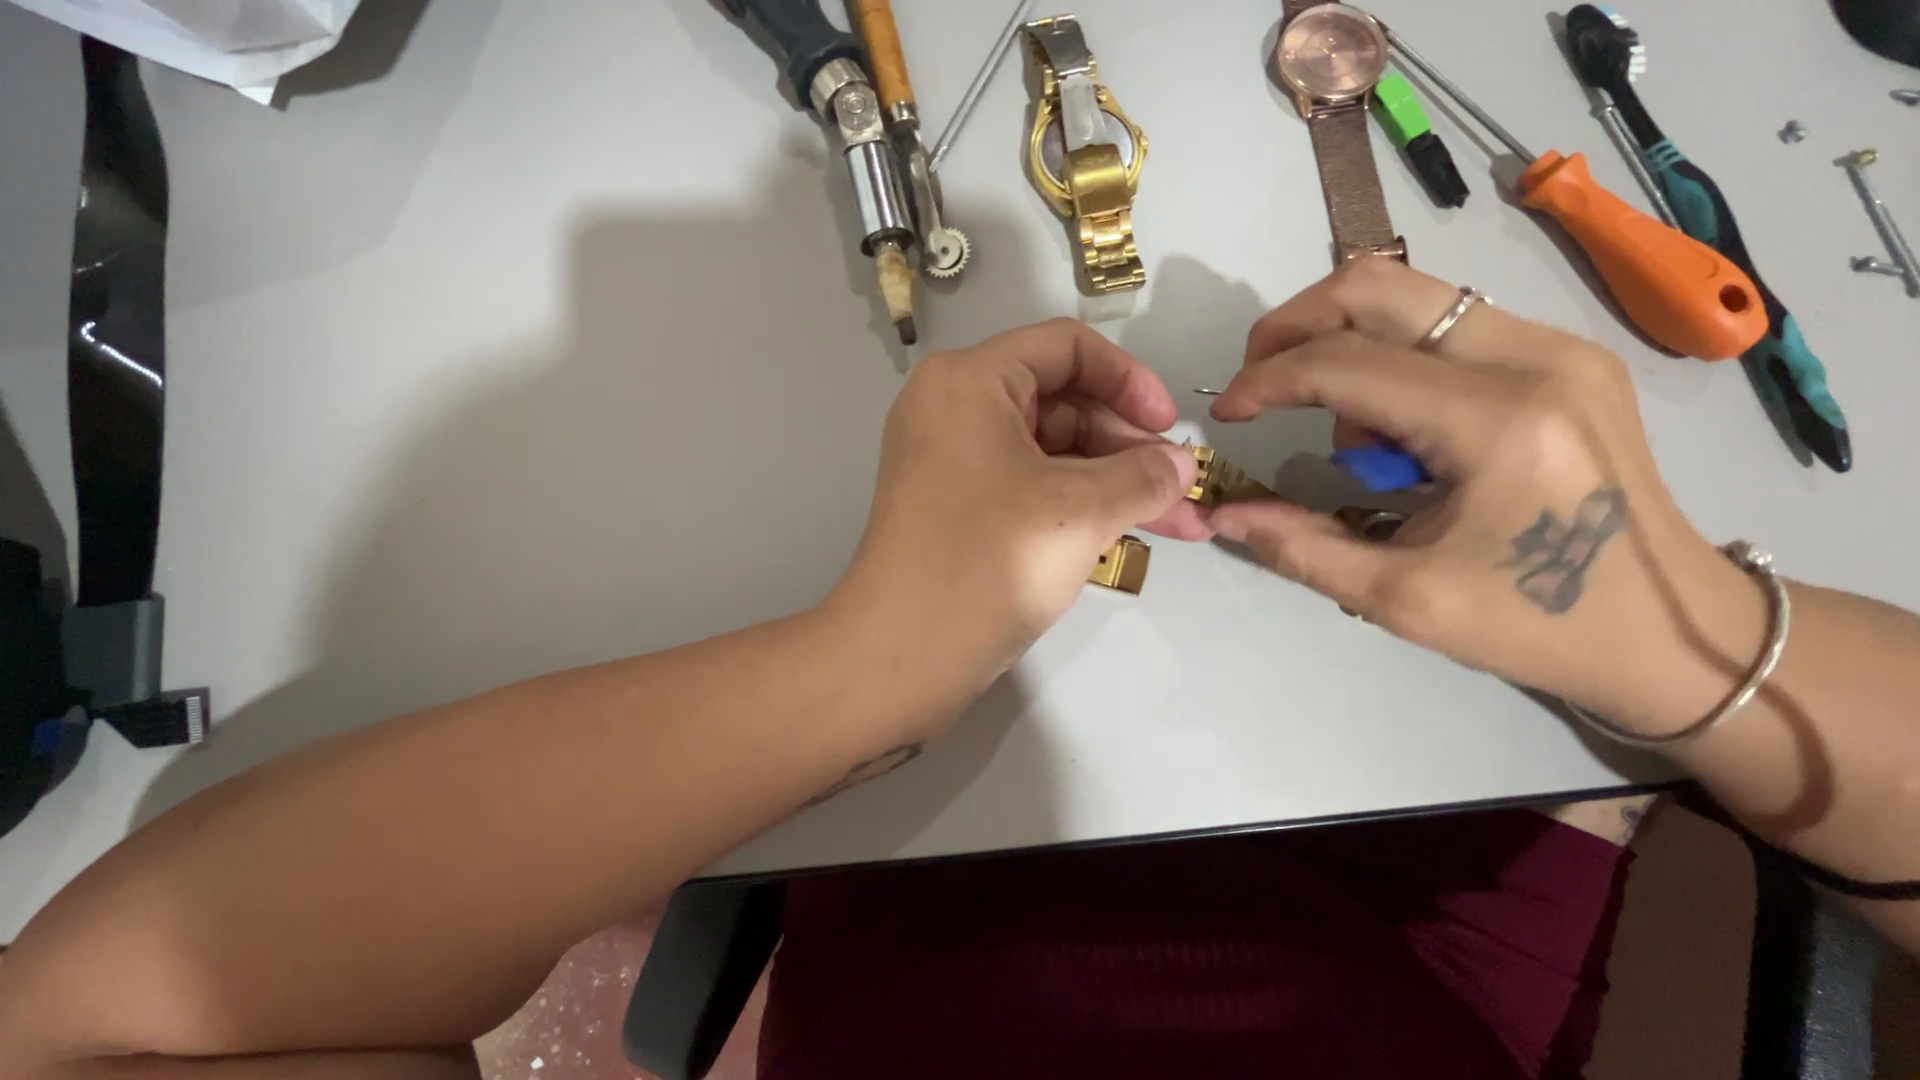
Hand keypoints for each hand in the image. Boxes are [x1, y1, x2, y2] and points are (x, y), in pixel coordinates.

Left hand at [834, 319, 1209, 689]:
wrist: (903, 655)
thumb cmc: (989, 561)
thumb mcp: (1081, 510)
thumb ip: (1144, 475)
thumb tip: (1182, 464)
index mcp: (971, 381)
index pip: (1066, 347)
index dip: (1129, 379)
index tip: (1167, 427)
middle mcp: (954, 410)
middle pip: (1062, 401)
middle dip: (1130, 445)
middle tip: (1182, 489)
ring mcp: (953, 463)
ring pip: (1052, 453)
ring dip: (1115, 483)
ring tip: (1181, 523)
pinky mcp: (959, 510)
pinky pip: (1031, 487)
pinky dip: (1080, 505)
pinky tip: (1134, 532)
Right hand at [1208, 259, 1766, 734]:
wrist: (1676, 629)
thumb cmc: (1538, 624)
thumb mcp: (1403, 599)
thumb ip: (1300, 546)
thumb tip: (1220, 512)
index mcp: (1496, 422)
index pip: (1344, 363)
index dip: (1265, 381)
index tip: (1225, 413)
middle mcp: (1533, 357)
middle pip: (1378, 286)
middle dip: (1294, 324)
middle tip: (1259, 379)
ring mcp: (1558, 346)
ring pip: (1411, 296)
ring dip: (1346, 344)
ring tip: (1349, 434)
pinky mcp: (1565, 354)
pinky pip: (1448, 323)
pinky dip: (1393, 358)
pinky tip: (1399, 429)